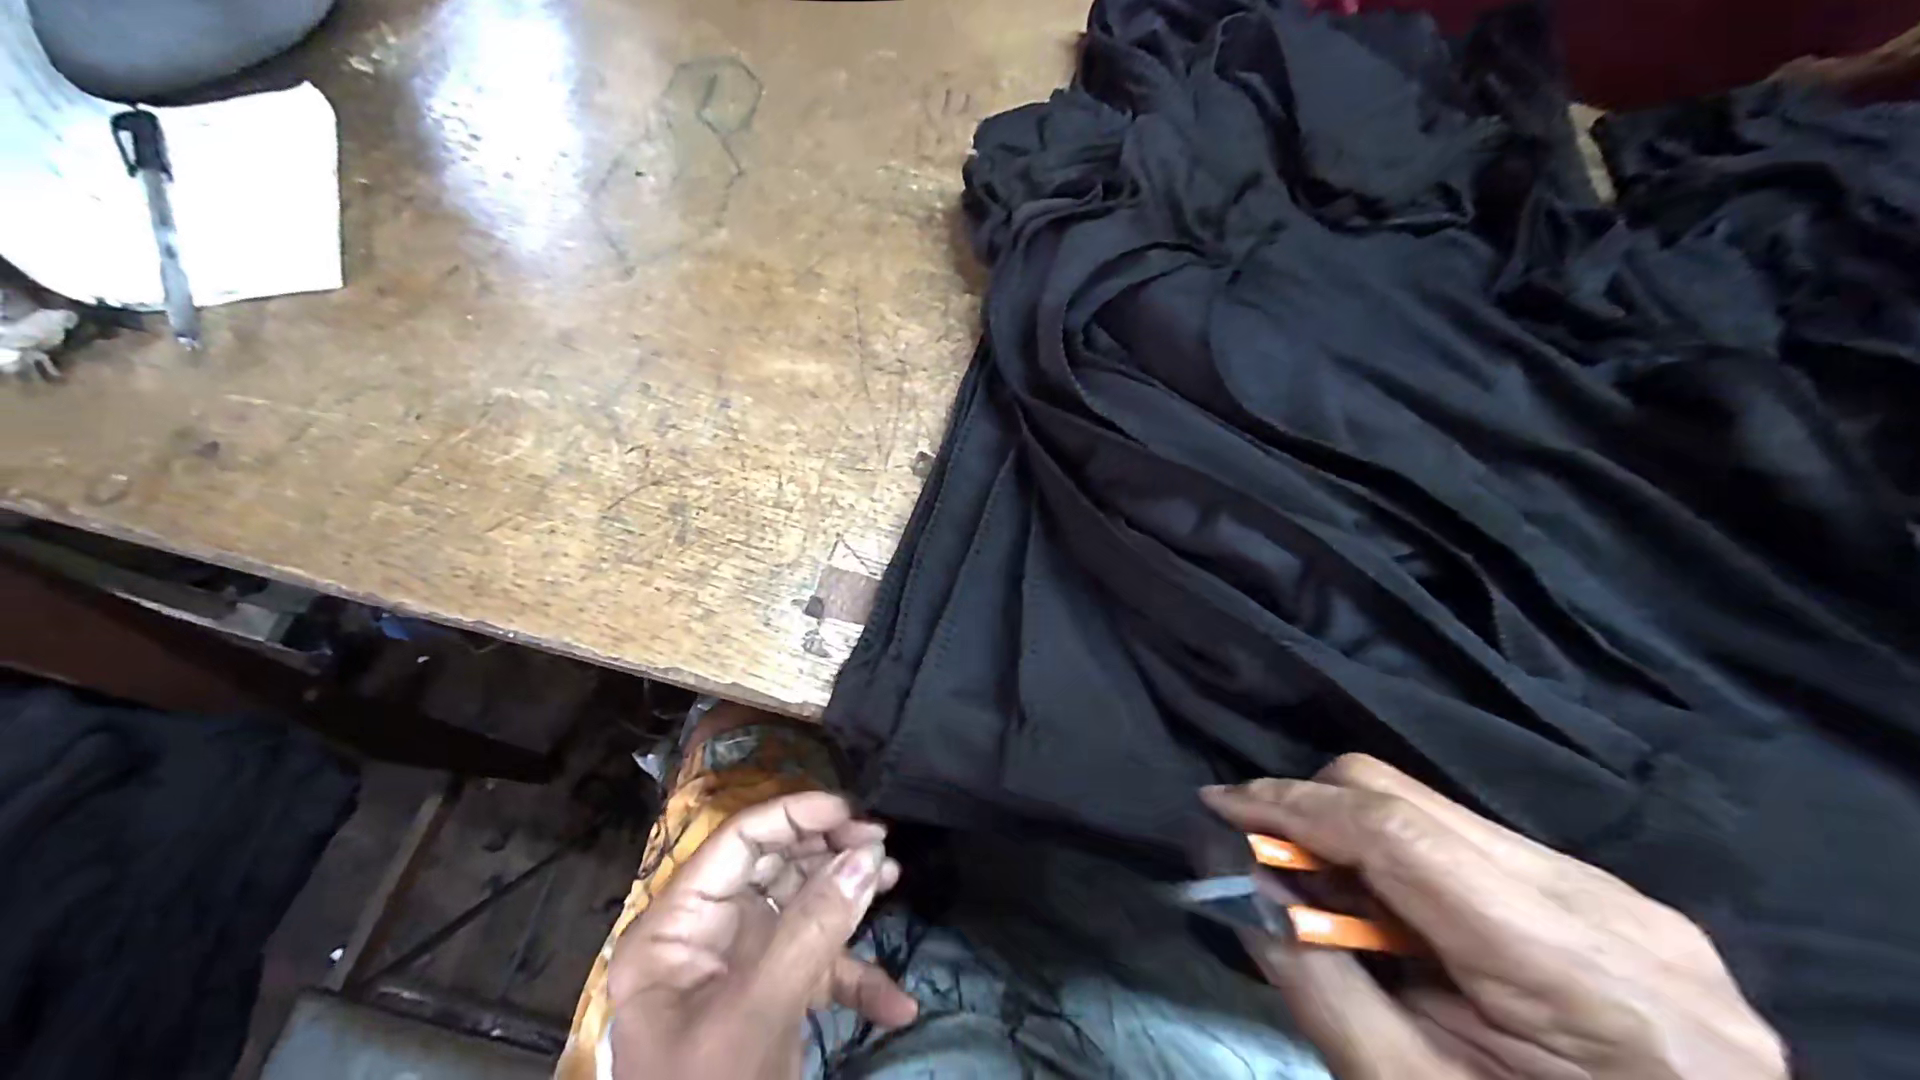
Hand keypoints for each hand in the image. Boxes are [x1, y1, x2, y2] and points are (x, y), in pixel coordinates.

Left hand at [607, 792, 918, 1079]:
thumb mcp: (757, 1015)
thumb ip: (812, 929)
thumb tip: (867, 855)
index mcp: (676, 929)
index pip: (737, 843)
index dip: (796, 815)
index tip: (854, 814)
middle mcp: (707, 938)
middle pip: (774, 869)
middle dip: (829, 855)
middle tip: (881, 846)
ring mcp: (741, 971)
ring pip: (800, 910)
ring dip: (849, 902)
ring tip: (895, 882)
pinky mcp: (771, 1003)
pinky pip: (816, 971)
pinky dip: (855, 981)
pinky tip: (895, 1004)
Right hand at [1201, 755, 1786, 1079]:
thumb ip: (1317, 982)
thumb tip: (1241, 881)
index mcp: (1585, 981)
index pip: (1402, 834)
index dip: (1294, 805)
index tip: (1217, 805)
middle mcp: (1614, 910)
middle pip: (1412, 798)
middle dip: (1314, 813)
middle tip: (1262, 863)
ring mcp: (1625, 901)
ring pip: (1434, 807)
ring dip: (1353, 835)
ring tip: (1328, 903)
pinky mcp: (1613, 903)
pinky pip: (1469, 839)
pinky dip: (1402, 858)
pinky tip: (1398, 920)